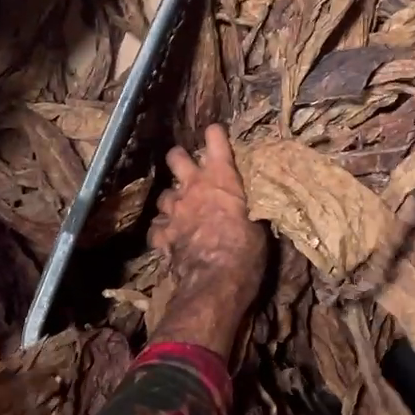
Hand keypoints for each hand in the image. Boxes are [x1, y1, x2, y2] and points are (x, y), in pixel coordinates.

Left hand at [147, 125, 268, 357]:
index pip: (215, 139)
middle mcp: (194, 185)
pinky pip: (156, 226)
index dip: (214, 134)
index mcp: (221, 176)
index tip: (215, 134)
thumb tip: (252, 207)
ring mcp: (175, 209)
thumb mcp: (258, 223)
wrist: (217, 280)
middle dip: (179, 159)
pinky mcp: (163, 234)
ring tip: (179, 209)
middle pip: (176, 157)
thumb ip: (249, 207)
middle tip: (186, 168)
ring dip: (172, 199)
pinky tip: (168, 235)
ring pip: (164, 193)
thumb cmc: (247, 248)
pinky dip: (162, 229)